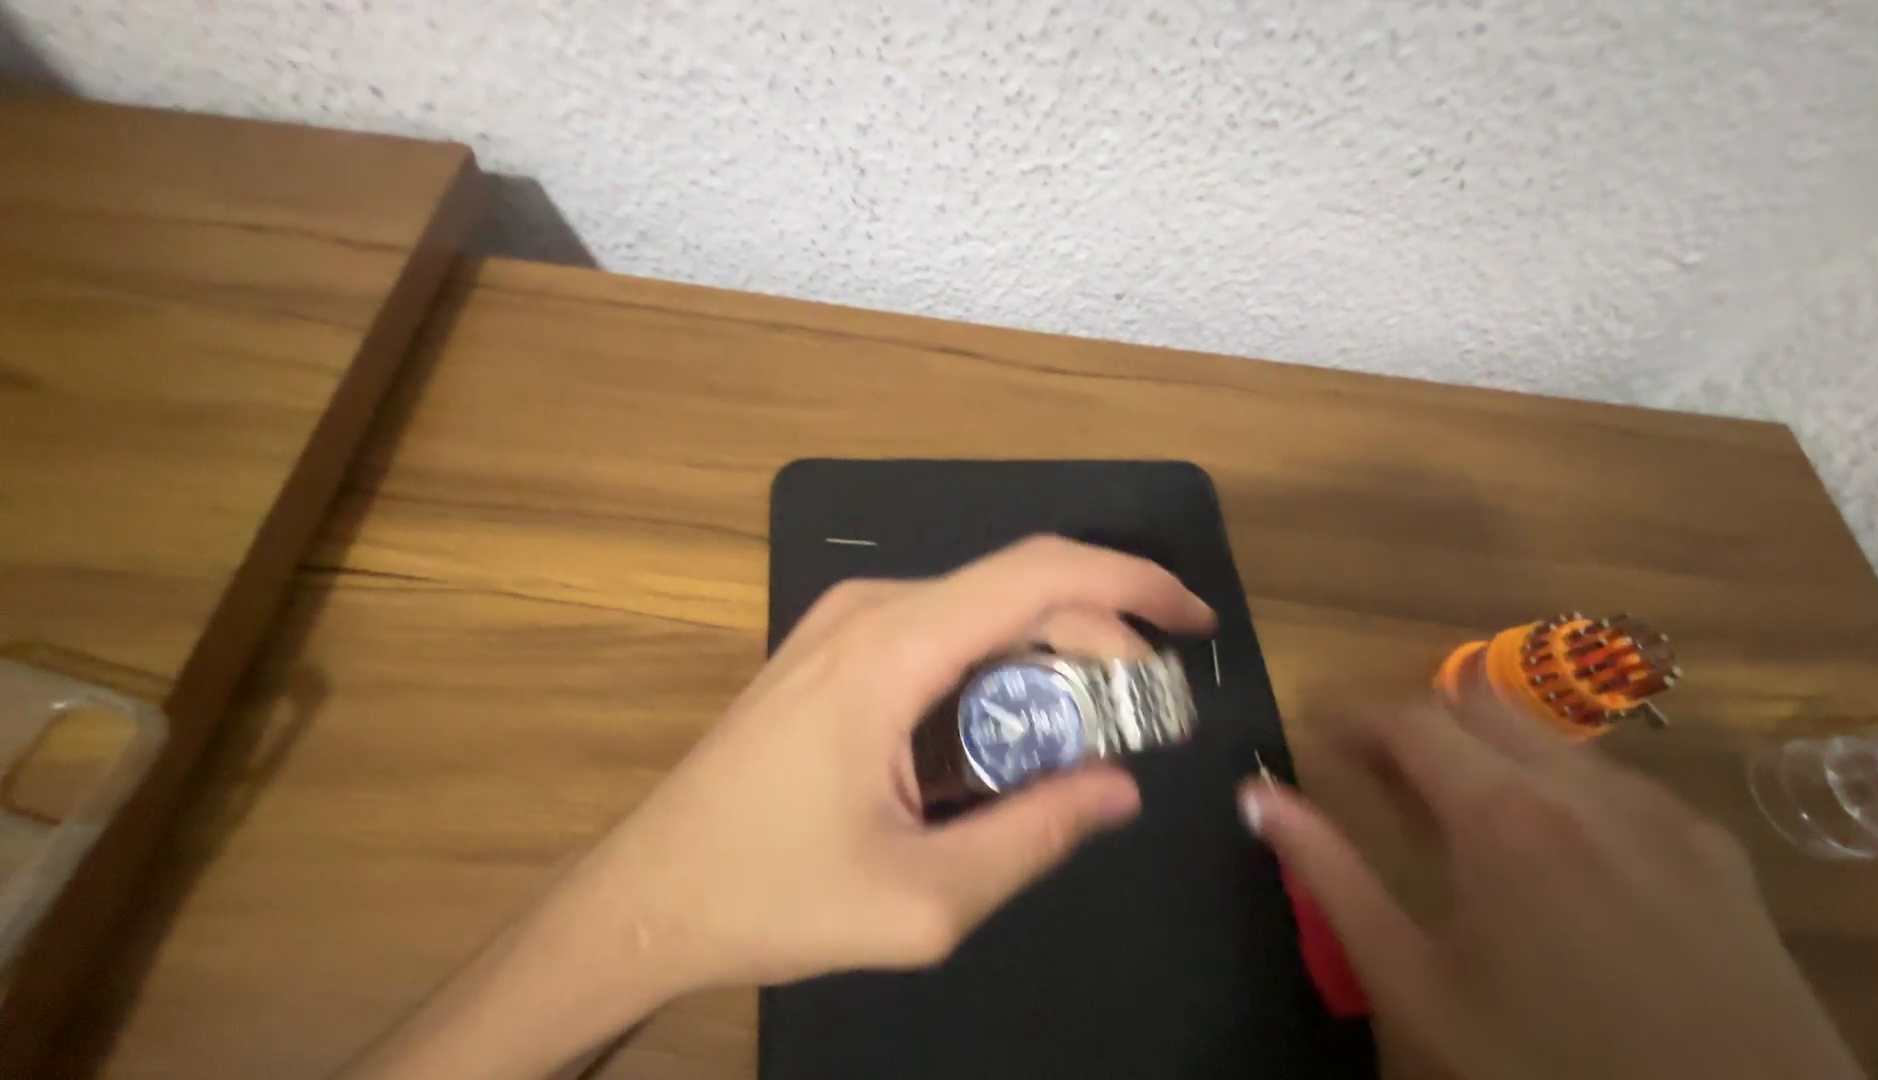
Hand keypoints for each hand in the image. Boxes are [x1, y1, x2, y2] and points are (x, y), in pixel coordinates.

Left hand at [348, 537, 1212, 1079]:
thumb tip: (1120, 787)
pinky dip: (998, 669)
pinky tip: (1010, 732)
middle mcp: (870, 610)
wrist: (650, 895)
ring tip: (1086, 731)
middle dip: (1099, 637)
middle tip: (1144, 714)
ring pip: (982, 609)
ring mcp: (845, 622)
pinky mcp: (835, 647)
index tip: (1192, 621)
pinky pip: (942, 633)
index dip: (1130, 584)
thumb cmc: (775, 896)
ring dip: (1048, 656)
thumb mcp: (925, 897)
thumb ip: (1036, 834)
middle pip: (1016, 589)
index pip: (1038, 575)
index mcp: (892, 650)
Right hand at [1239, 696, 1862, 1079]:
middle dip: (1416, 720)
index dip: (1349, 715)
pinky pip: (1611, 778)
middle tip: (1378, 770)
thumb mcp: (1412, 983)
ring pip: (1547, 734)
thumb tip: (1254, 794)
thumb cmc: (1546, 1065)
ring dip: (1484, 747)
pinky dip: (1554, 780)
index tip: (1313, 729)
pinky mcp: (1716, 852)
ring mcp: (1662, 814)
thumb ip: (1327, 874)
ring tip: (1455, 808)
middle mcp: (1586, 790)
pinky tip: (1551, 848)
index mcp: (1504, 814)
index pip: (1406, 719)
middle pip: (1478, 702)